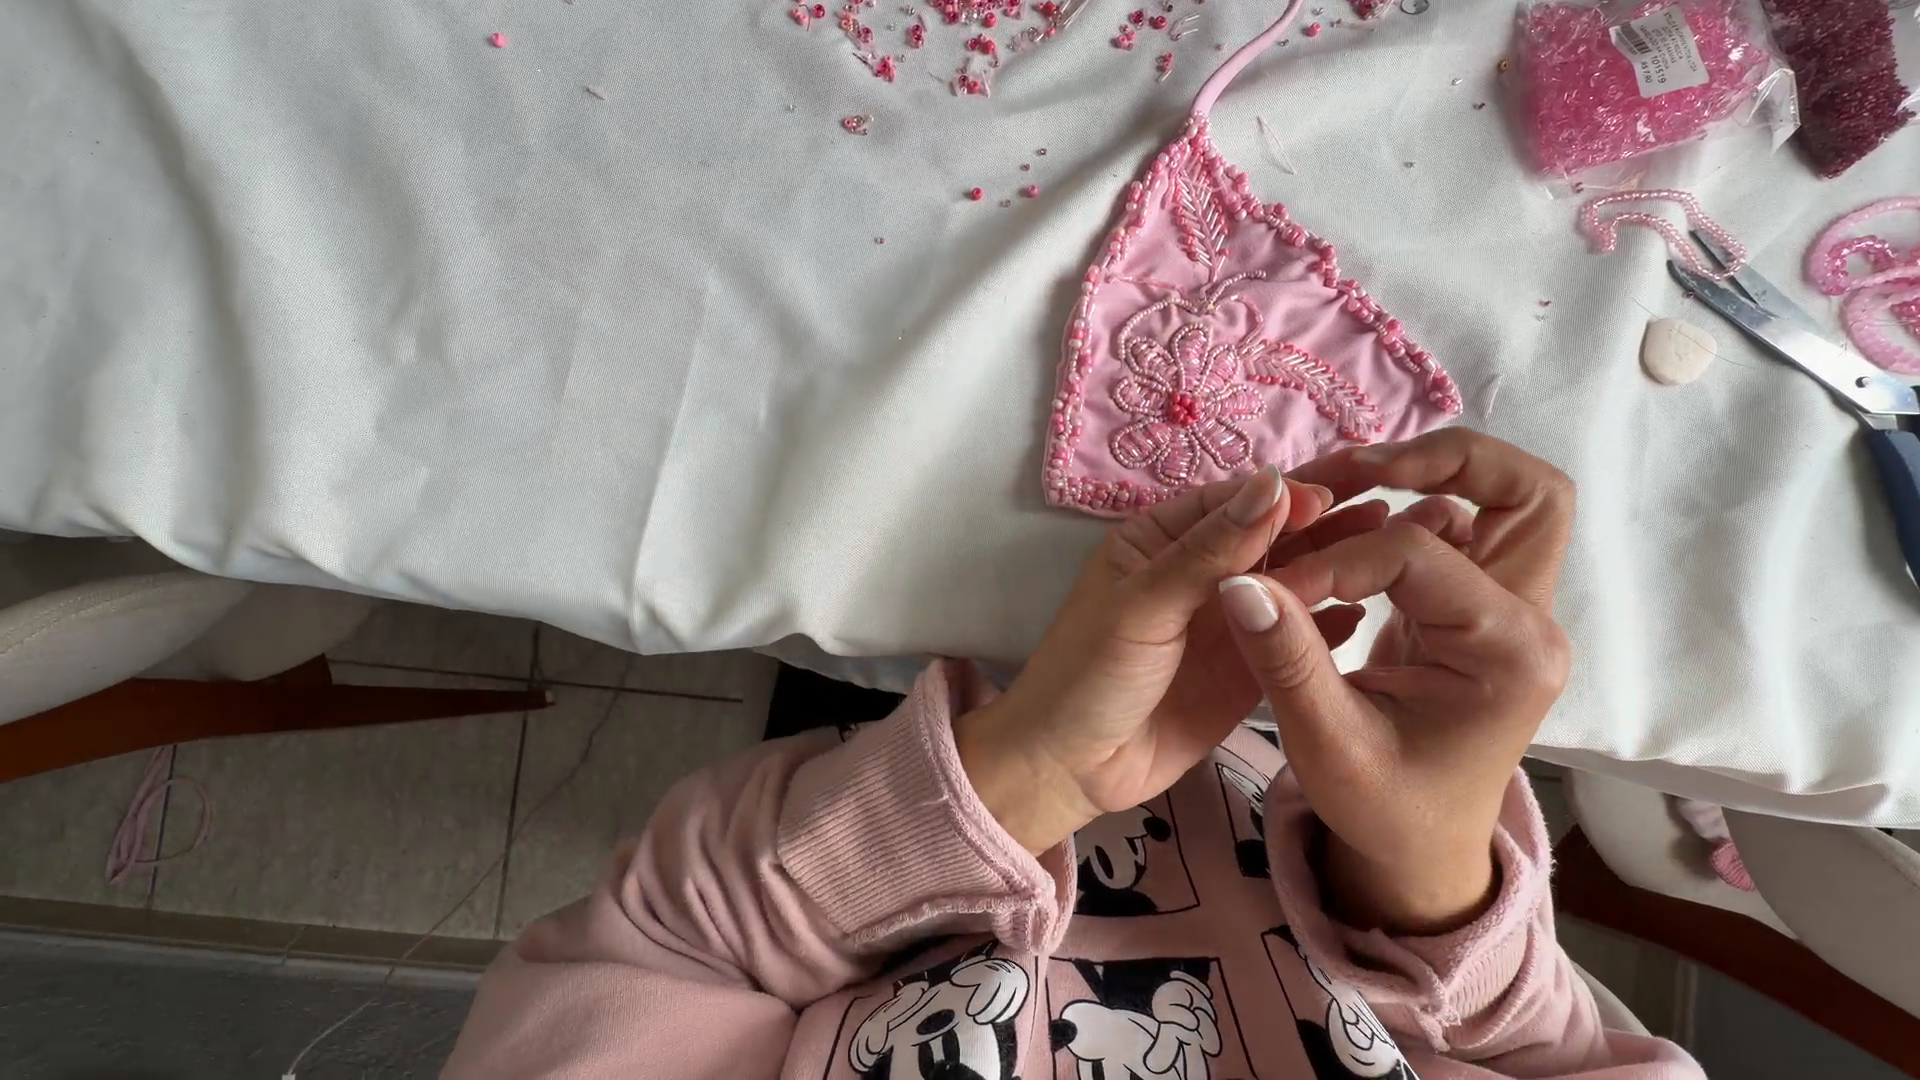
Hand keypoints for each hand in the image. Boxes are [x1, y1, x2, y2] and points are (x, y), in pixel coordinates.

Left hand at [954, 466, 1372, 854]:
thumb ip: (1208, 551)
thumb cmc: (1088, 673)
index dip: (1282, 496)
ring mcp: (1225, 622)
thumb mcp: (1143, 606)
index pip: (1230, 504)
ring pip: (1288, 583)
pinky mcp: (1246, 668)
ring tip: (1397, 549)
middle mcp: (1197, 575)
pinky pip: (1293, 636)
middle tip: (1392, 511)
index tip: (1338, 493)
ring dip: (1335, 566)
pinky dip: (1327, 624)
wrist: (1073, 765)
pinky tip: (1365, 614)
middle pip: (1268, 538)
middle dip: (1323, 523)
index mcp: (1159, 542)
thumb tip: (1272, 482)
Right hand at [1217, 429, 1574, 934]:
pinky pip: (1464, 532)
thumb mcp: (1324, 744)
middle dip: (1443, 459)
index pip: (1414, 555)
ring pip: (1507, 501)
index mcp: (1506, 654)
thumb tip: (1238, 581)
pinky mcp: (1477, 613)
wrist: (1422, 849)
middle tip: (1360, 465)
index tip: (1266, 589)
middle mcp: (1527, 621)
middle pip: (1528, 493)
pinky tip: (1354, 523)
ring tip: (1350, 480)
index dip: (1330, 558)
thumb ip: (1286, 659)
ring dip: (1432, 474)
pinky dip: (1415, 507)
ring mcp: (1509, 614)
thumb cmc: (1381, 807)